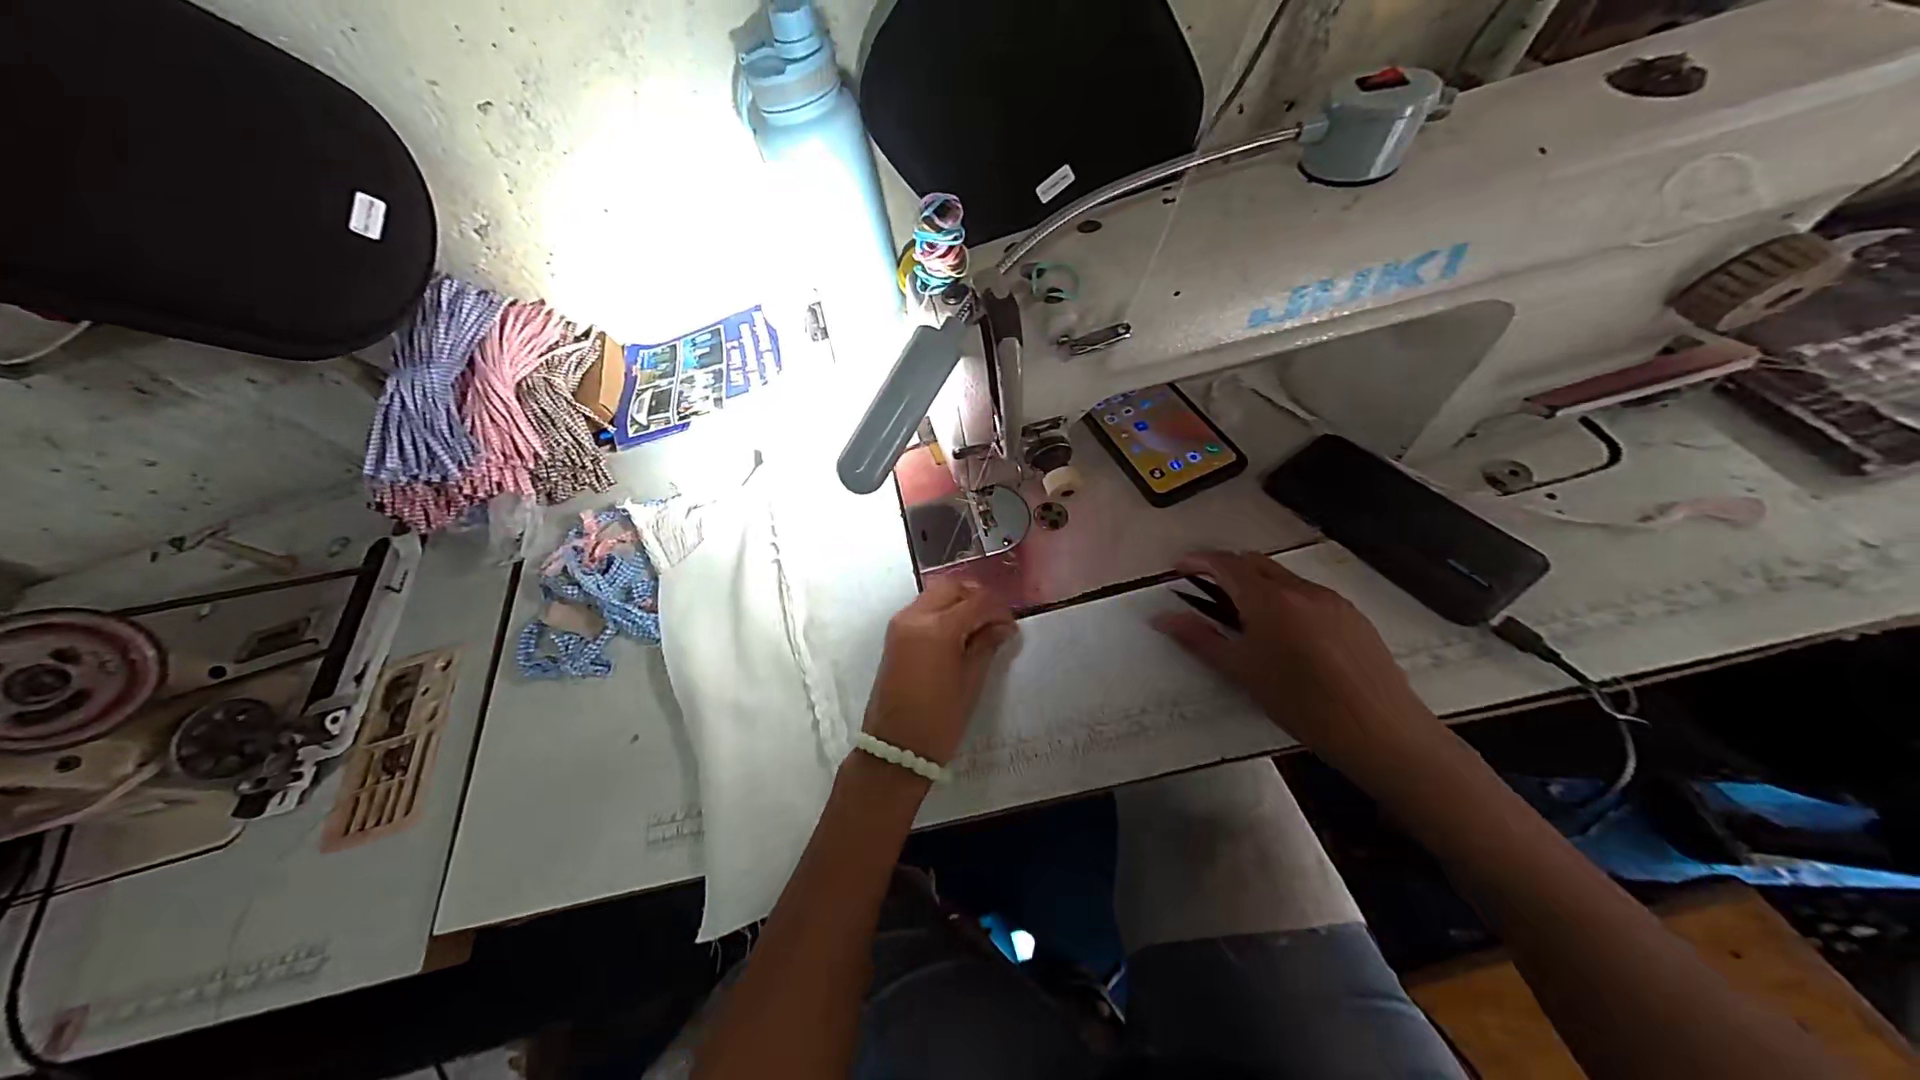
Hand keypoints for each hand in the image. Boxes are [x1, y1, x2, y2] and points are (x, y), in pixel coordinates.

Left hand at [864, 578, 1015, 767]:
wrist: (895, 748)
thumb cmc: (939, 720)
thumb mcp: (970, 682)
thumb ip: (986, 645)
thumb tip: (1002, 627)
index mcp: (937, 628)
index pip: (977, 601)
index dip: (999, 610)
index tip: (1011, 626)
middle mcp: (915, 617)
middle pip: (952, 587)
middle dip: (977, 597)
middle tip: (995, 620)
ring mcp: (900, 624)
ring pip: (935, 594)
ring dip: (958, 602)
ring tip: (978, 627)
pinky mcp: (894, 635)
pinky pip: (922, 609)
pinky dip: (942, 611)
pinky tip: (958, 633)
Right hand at [1152, 551, 1445, 767]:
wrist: (1378, 729)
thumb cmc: (1304, 704)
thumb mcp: (1242, 672)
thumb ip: (1200, 639)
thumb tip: (1165, 619)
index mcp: (1270, 600)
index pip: (1226, 564)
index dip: (1199, 561)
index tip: (1181, 568)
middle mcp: (1301, 590)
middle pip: (1255, 563)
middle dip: (1226, 569)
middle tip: (1206, 589)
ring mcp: (1331, 600)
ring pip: (1284, 578)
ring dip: (1257, 584)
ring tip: (1245, 616)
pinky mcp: (1352, 615)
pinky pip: (1309, 594)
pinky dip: (1286, 599)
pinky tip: (1285, 633)